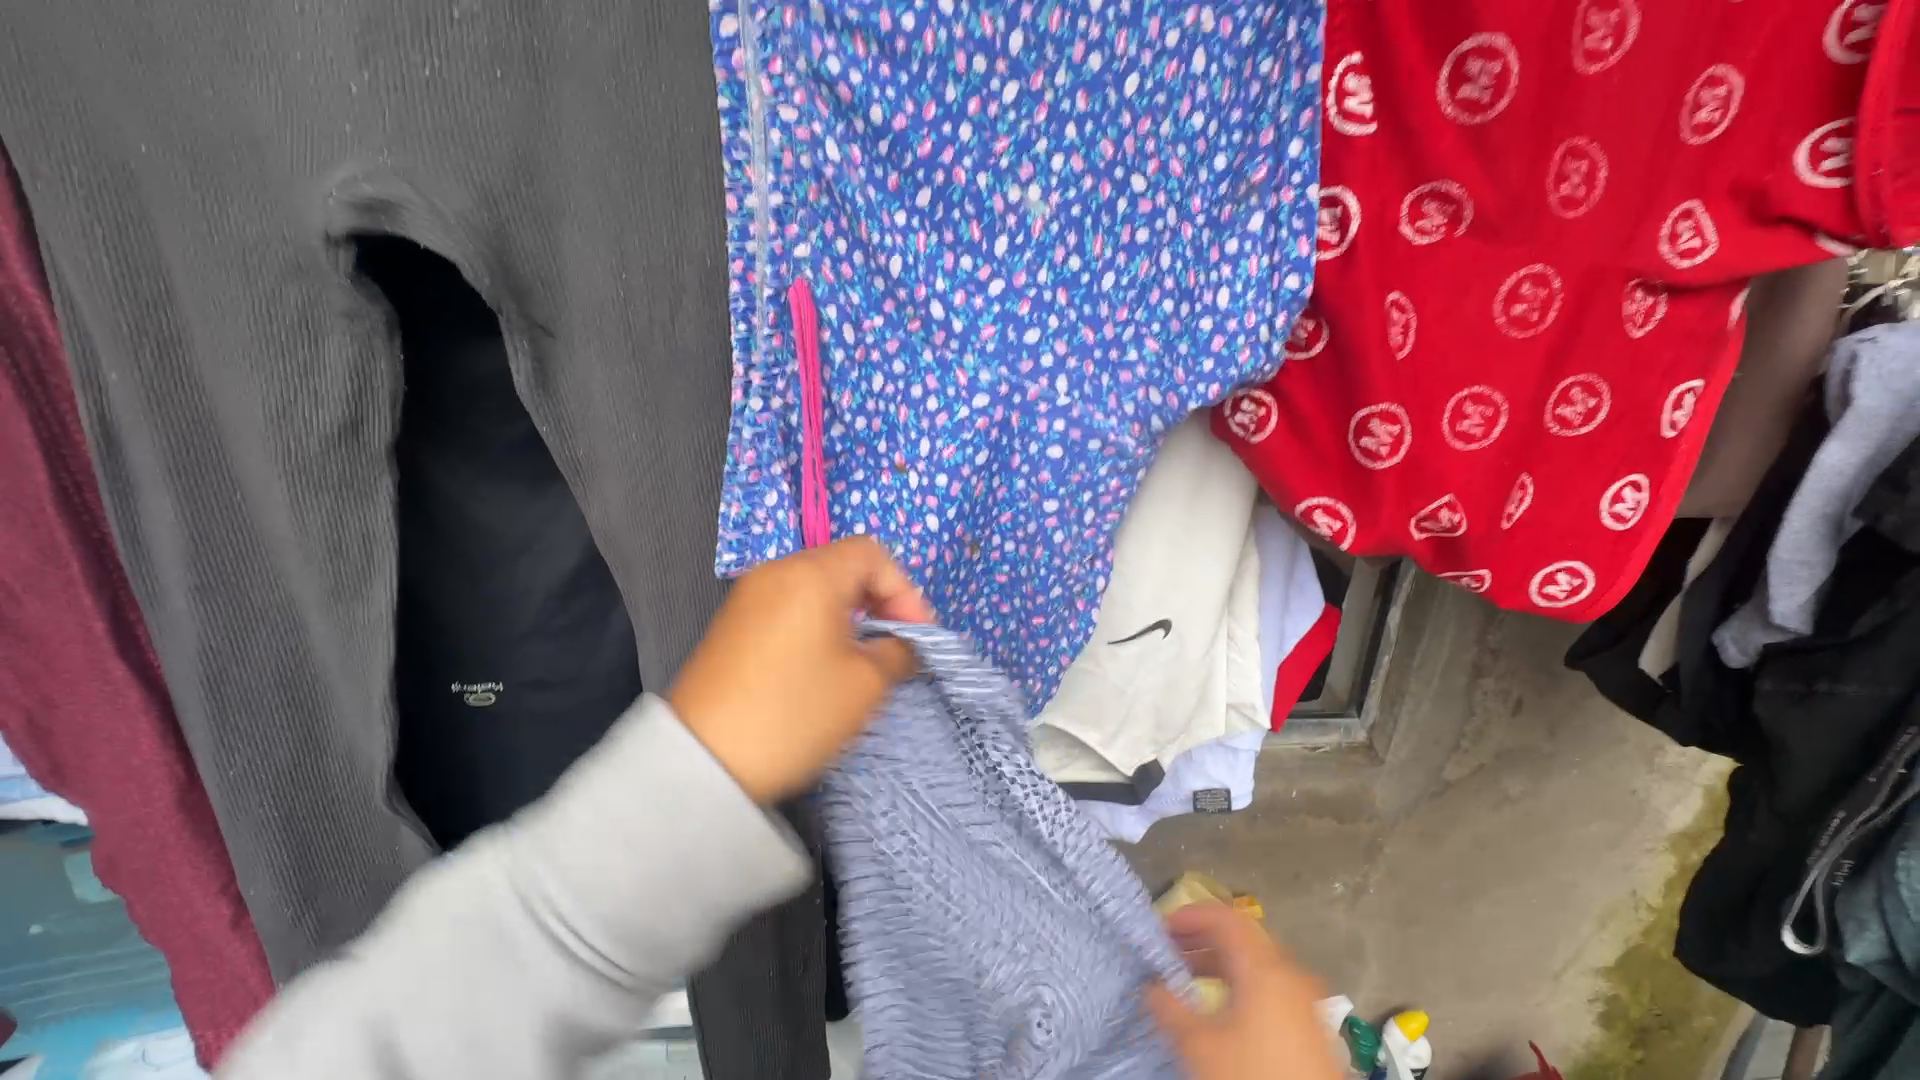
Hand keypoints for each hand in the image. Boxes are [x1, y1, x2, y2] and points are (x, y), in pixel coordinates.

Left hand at [669, 537, 934, 803]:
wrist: (705, 759)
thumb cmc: (794, 712)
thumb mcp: (865, 685)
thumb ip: (897, 652)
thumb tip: (902, 643)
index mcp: (811, 573)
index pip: (872, 554)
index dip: (905, 590)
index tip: (916, 635)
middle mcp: (776, 572)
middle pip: (842, 566)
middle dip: (878, 602)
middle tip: (896, 646)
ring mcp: (748, 597)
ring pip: (815, 589)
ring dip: (849, 615)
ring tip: (862, 661)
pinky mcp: (732, 625)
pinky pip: (788, 608)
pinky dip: (816, 626)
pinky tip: (822, 667)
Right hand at [1148, 904, 1342, 1079]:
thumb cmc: (1252, 1076)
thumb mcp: (1199, 1046)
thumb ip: (1168, 1007)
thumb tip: (1151, 985)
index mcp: (1263, 966)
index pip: (1224, 917)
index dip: (1189, 916)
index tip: (1160, 930)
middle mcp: (1288, 972)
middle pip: (1240, 937)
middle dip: (1200, 940)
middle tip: (1167, 953)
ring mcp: (1303, 998)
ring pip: (1254, 964)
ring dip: (1217, 963)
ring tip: (1186, 981)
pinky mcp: (1309, 1024)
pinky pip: (1268, 986)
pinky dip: (1238, 983)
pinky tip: (1220, 1010)